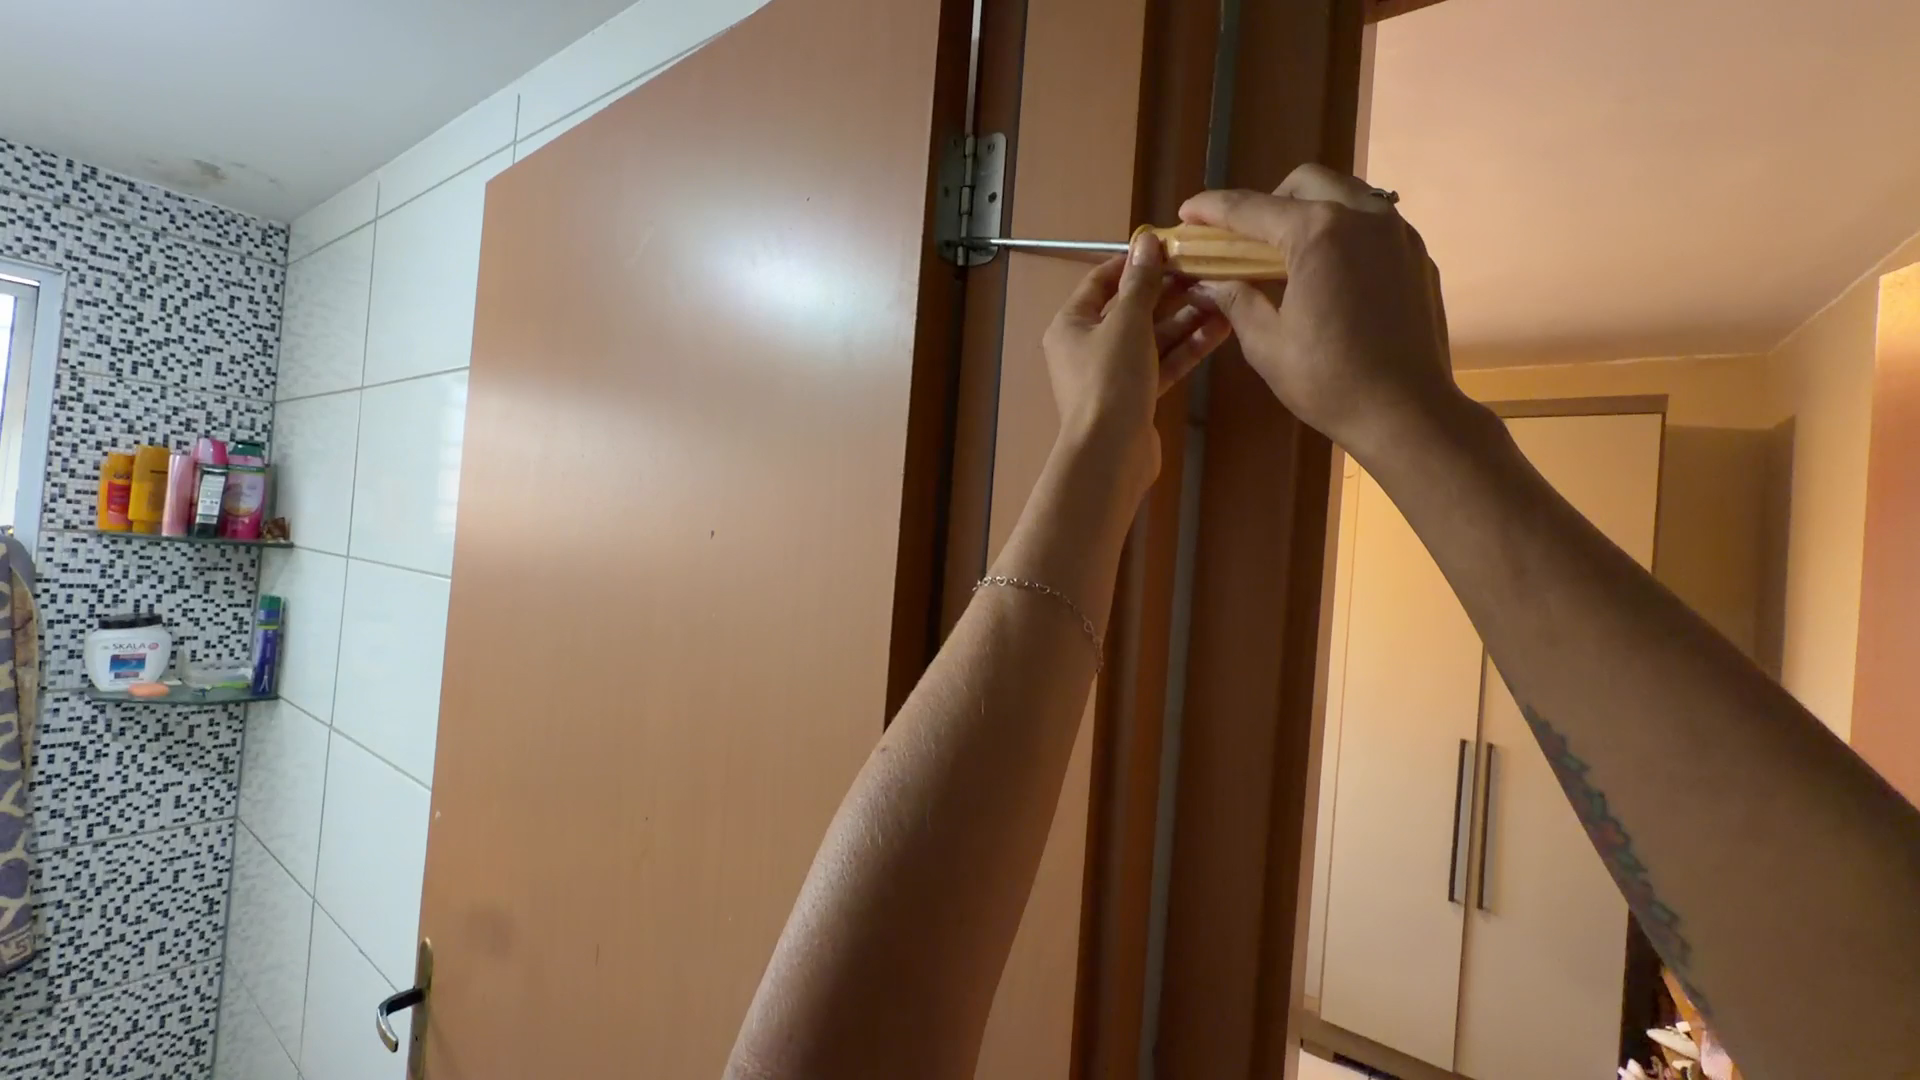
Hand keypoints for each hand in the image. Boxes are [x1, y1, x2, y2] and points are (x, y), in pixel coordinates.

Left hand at [1041, 233, 1228, 481]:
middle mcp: (1087, 347)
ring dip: (1185, 319)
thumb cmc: (1110, 380)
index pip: (1100, 282)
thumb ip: (1140, 282)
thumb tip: (1146, 239)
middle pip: (1131, 310)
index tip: (1171, 248)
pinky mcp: (1135, 397)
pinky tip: (1219, 329)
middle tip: (1208, 270)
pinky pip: (1161, 364)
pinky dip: (1185, 349)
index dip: (1134, 263)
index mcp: (1071, 324)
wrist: (1110, 453)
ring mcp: (1111, 374)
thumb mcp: (1126, 322)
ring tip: (1224, 296)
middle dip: (1169, 291)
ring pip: (1151, 338)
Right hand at [1179, 165, 1465, 461]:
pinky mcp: (1417, 255)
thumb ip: (1236, 301)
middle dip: (1267, 201)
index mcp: (1318, 234)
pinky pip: (1372, 224)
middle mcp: (1363, 216)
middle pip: (1305, 183)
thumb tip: (1207, 285)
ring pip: (1345, 194)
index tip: (1187, 212)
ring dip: (1308, 211)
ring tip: (1287, 255)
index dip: (1212, 209)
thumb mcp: (1266, 344)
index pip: (1251, 208)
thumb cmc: (1327, 381)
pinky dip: (1341, 233)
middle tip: (1244, 241)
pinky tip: (1328, 275)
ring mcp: (1398, 232)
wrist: (1405, 411)